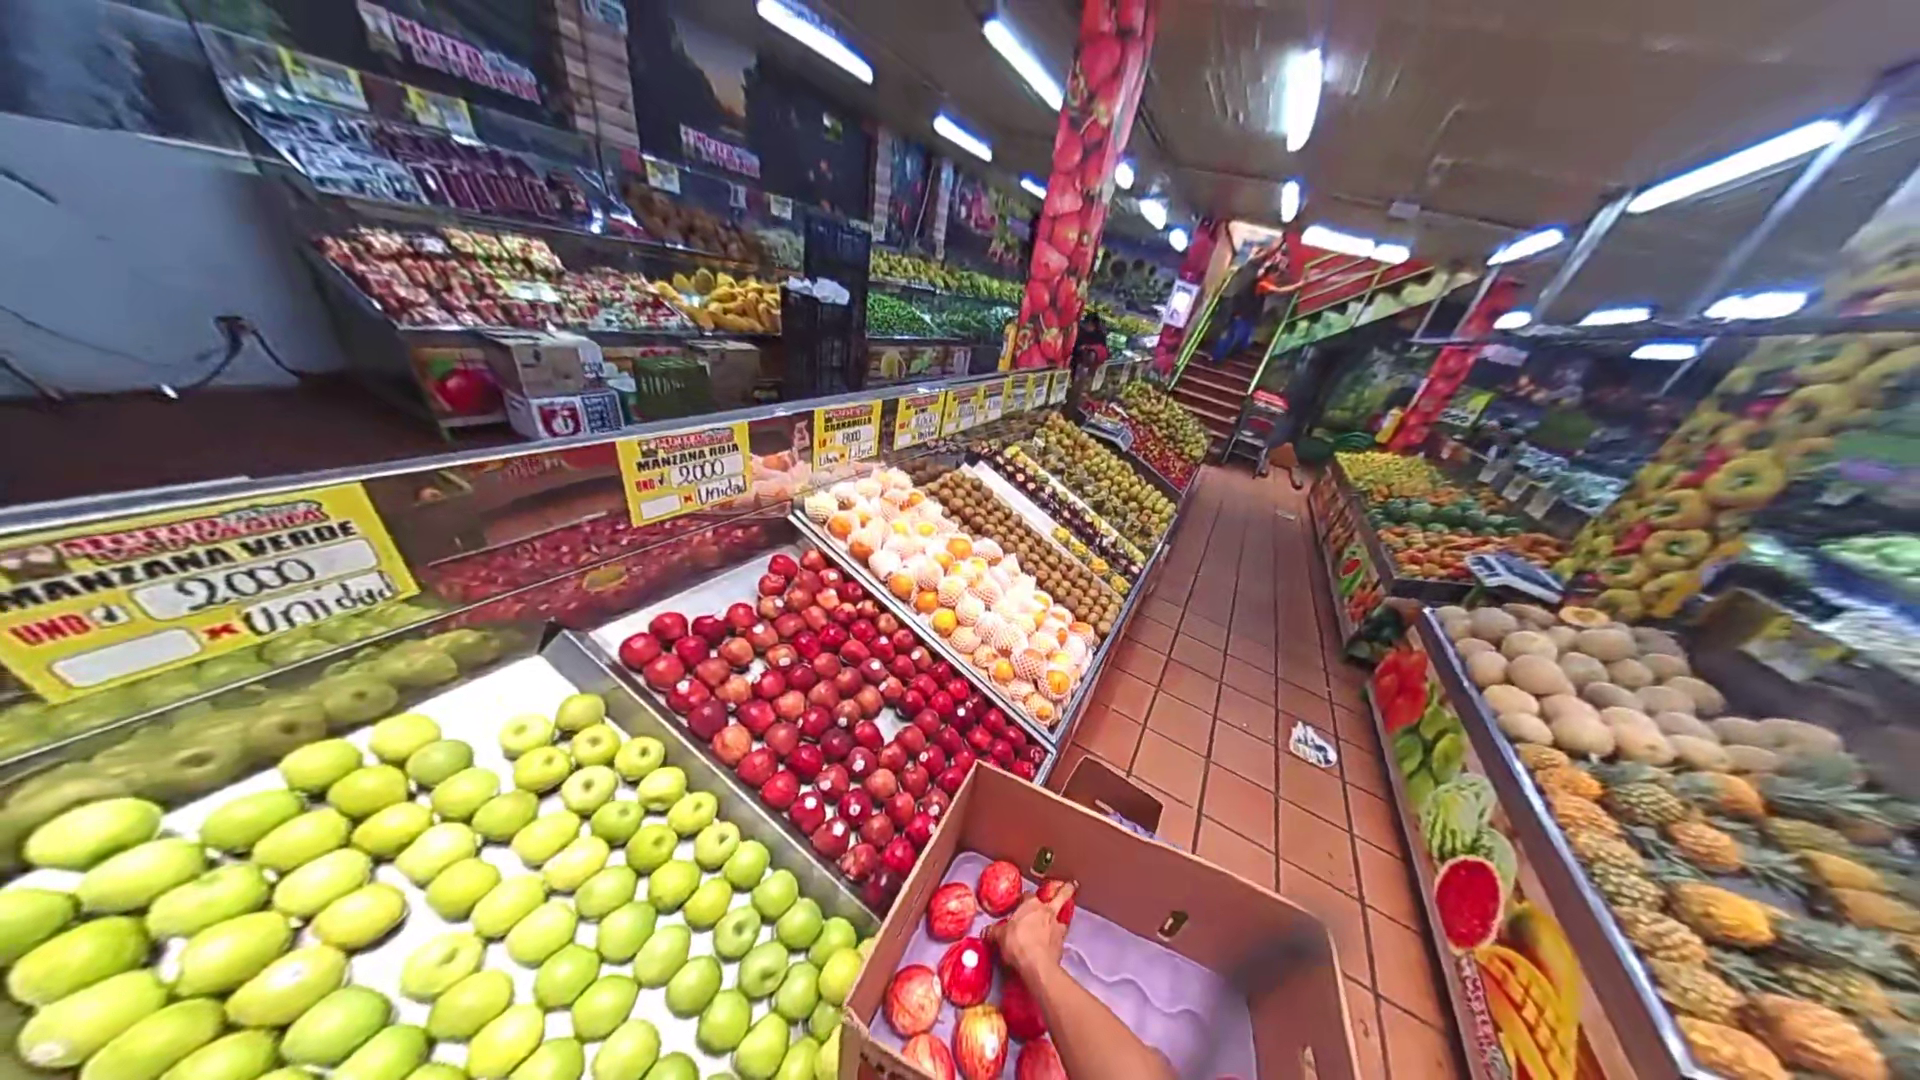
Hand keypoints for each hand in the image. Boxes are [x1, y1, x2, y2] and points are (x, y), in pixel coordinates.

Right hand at [989, 882, 1073, 985]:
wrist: (1037, 965)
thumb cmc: (1017, 943)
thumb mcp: (1000, 936)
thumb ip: (994, 932)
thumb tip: (986, 931)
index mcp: (1031, 904)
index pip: (1028, 895)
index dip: (1024, 898)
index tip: (1021, 902)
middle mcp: (1047, 911)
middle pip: (1060, 895)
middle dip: (1065, 889)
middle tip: (1070, 885)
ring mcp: (1057, 926)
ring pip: (1064, 915)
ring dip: (1062, 916)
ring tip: (1061, 919)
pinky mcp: (1062, 943)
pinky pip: (1062, 936)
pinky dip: (1059, 937)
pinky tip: (1056, 942)